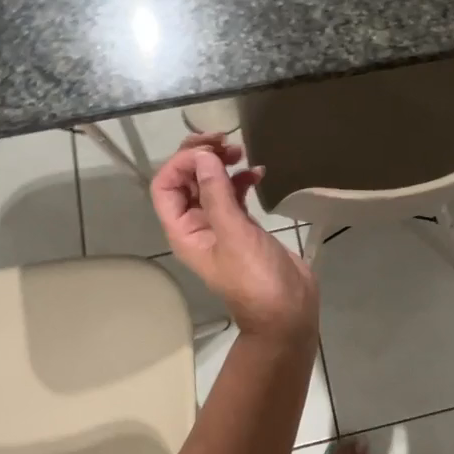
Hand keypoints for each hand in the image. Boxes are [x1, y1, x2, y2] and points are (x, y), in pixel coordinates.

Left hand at [150, 133, 317, 344]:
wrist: (286, 312)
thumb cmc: (256, 278)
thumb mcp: (234, 235)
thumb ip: (217, 195)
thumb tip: (203, 157)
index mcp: (184, 231)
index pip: (166, 186)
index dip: (181, 162)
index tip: (210, 150)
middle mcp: (197, 226)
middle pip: (186, 181)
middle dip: (200, 157)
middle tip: (225, 141)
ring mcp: (221, 226)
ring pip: (211, 184)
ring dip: (221, 164)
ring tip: (242, 152)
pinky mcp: (243, 227)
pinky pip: (234, 194)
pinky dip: (243, 179)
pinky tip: (259, 172)